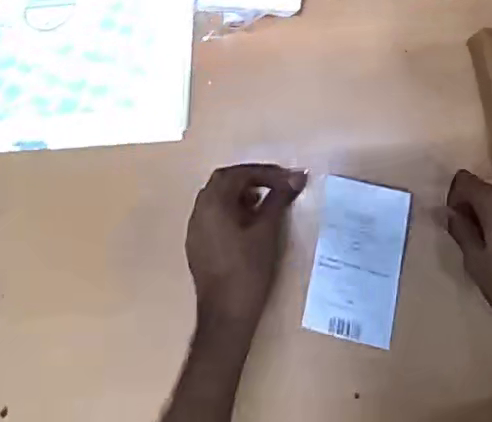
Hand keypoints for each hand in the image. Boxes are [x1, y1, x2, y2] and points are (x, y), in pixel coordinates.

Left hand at [185, 164, 307, 332]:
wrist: (225, 318)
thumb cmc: (248, 271)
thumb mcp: (267, 231)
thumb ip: (279, 199)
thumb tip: (296, 176)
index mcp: (213, 203)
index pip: (238, 174)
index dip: (265, 172)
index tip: (287, 178)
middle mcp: (199, 211)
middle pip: (225, 181)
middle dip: (251, 178)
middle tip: (275, 184)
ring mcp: (195, 229)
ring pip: (218, 198)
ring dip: (241, 194)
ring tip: (265, 203)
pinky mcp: (198, 245)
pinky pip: (214, 215)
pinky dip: (232, 210)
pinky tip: (250, 223)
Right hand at [444, 169, 491, 347]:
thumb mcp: (477, 263)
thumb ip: (460, 230)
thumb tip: (444, 211)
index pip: (464, 180)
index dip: (454, 197)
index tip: (456, 224)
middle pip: (484, 190)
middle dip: (472, 209)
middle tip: (470, 243)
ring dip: (490, 217)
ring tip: (490, 252)